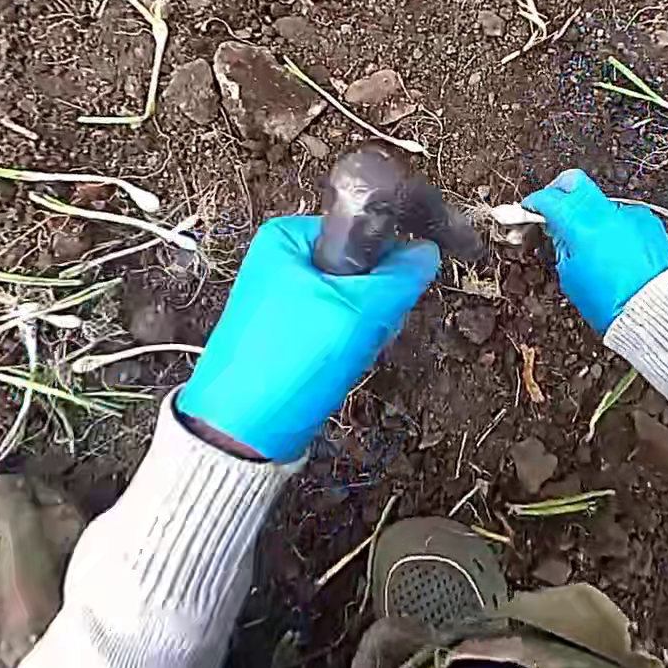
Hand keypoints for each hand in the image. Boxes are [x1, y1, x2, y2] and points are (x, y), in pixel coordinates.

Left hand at [178, 216, 438, 460]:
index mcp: (287, 237)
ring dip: (365, 327)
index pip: (361, 232)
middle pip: (359, 268)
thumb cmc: (289, 362)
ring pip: (352, 299)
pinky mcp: (288, 329)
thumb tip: (426, 252)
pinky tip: (342, 363)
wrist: (241, 435)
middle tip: (370, 329)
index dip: (385, 263)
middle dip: (375, 304)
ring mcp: (283, 296)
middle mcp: (281, 261)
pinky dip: (348, 343)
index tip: (392, 294)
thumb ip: (401, 277)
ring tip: (352, 351)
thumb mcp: (359, 311)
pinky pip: (337, 323)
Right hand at [522, 169, 667, 333]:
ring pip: (598, 201)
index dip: (533, 203)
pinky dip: (611, 227)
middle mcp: (606, 213)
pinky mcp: (647, 222)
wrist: (653, 313)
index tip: (528, 210)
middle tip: (551, 211)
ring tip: (586, 243)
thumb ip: (559, 243)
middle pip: (574, 182)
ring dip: (586, 214)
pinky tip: (611, 249)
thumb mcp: (570, 275)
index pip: (549, 198)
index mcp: (582, 227)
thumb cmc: (611, 303)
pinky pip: (621, 216)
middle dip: (557, 192)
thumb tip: (551, 227)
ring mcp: (629, 215)